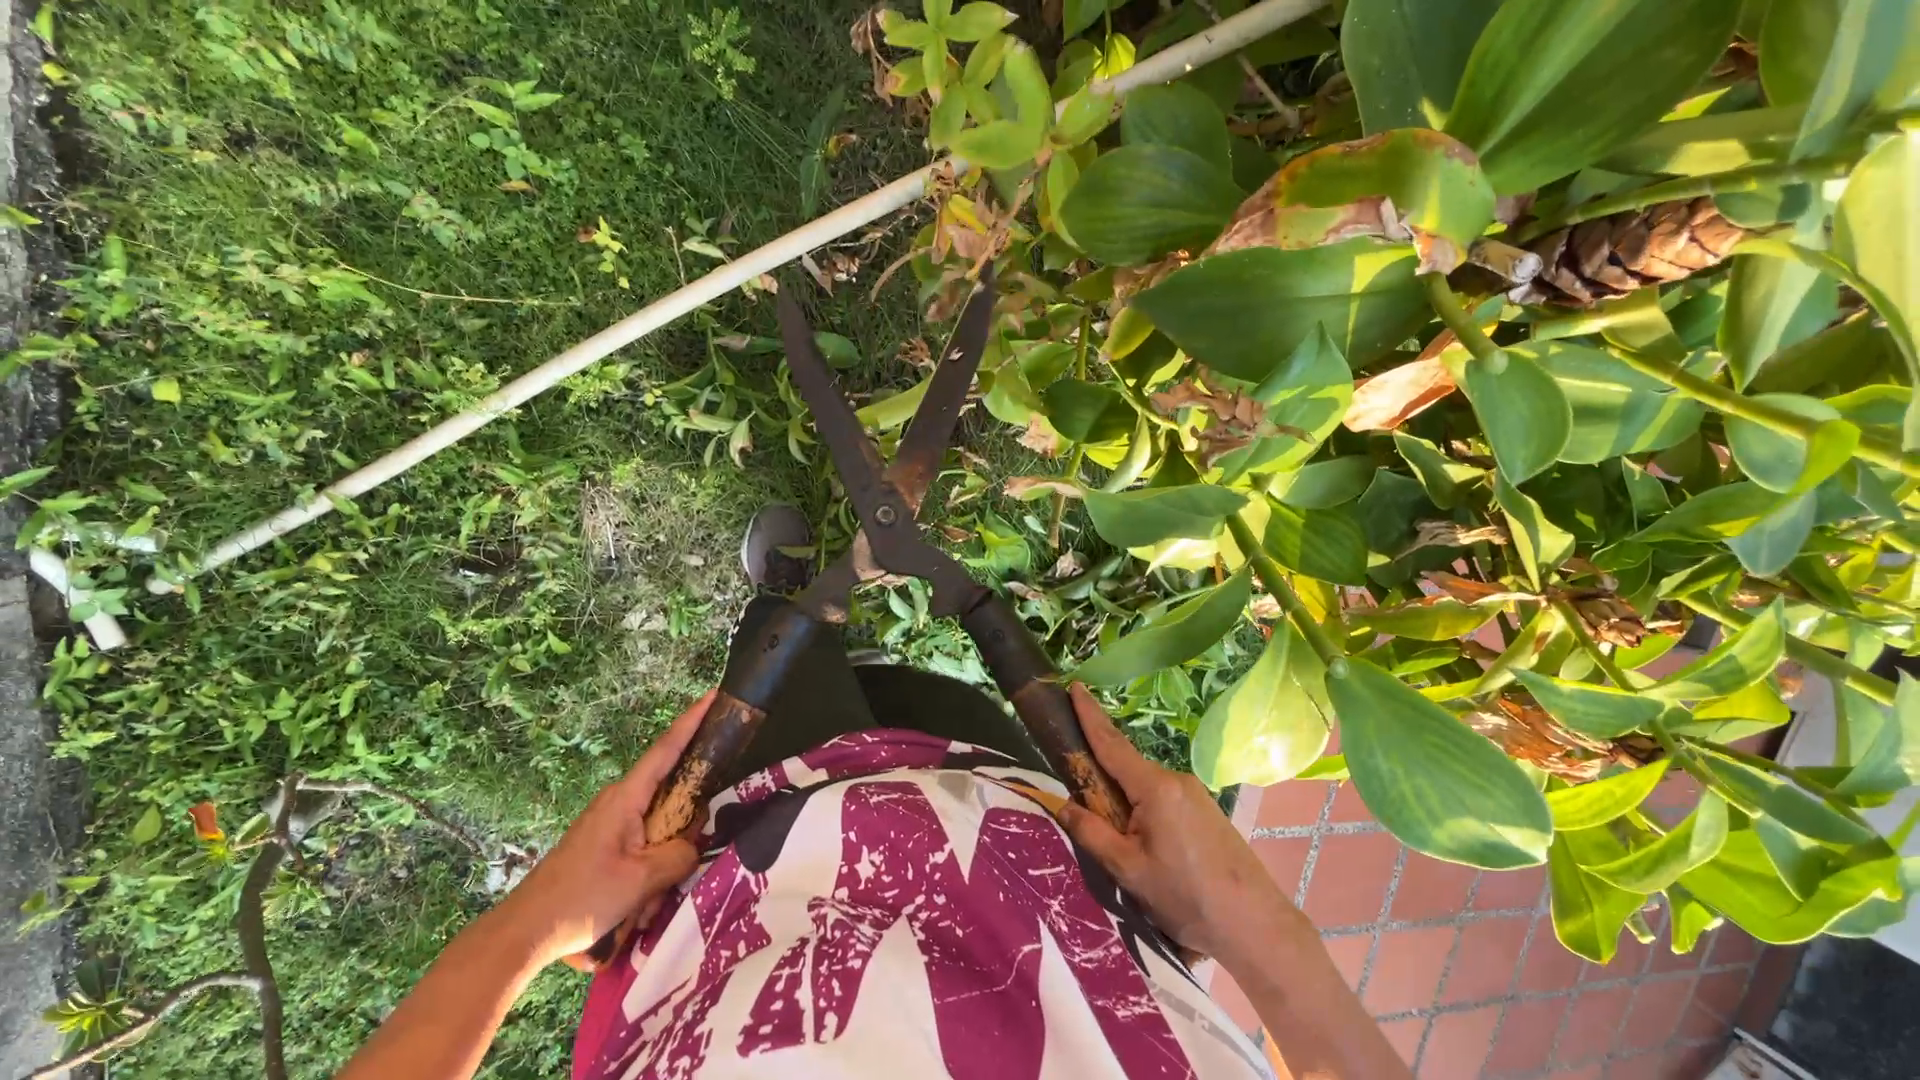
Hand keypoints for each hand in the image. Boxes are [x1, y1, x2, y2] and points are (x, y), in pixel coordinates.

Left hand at [490, 690, 712, 968]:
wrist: (524, 933)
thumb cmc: (582, 899)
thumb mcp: (642, 880)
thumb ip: (679, 856)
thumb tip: (693, 847)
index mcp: (626, 798)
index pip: (667, 748)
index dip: (693, 721)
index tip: (715, 696)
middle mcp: (618, 802)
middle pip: (670, 793)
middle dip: (687, 823)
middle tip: (694, 853)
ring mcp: (609, 825)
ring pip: (658, 827)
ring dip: (665, 861)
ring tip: (651, 900)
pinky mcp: (604, 847)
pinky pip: (643, 847)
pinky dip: (650, 872)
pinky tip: (641, 906)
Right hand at [1055, 684, 1312, 967]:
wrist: (1253, 924)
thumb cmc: (1186, 897)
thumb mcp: (1128, 870)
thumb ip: (1092, 833)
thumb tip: (1062, 805)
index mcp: (1155, 788)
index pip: (1111, 744)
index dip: (1089, 715)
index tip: (1074, 685)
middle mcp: (1176, 780)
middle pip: (1125, 768)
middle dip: (1099, 779)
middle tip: (1079, 808)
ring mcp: (1195, 795)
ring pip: (1143, 789)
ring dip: (1123, 804)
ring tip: (1118, 848)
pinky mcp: (1205, 812)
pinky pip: (1161, 801)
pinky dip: (1142, 812)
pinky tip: (1144, 850)